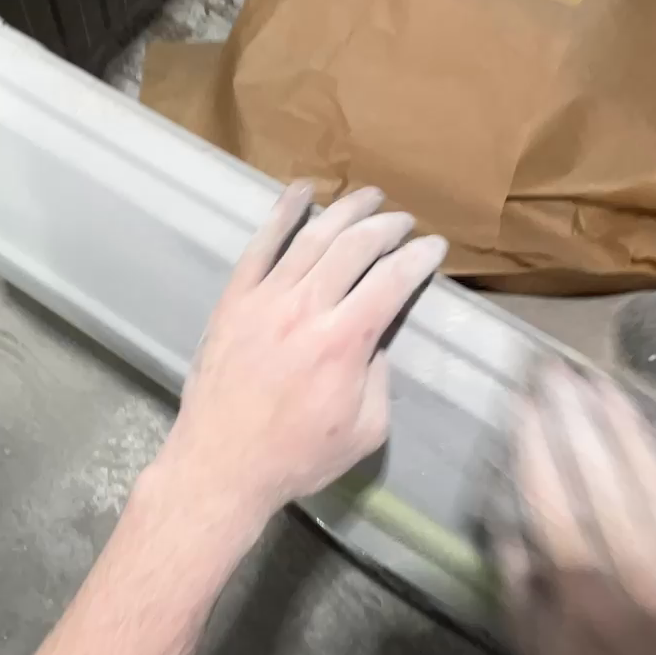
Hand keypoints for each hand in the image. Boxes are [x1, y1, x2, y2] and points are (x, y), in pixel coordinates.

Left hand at [154, 181, 446, 528]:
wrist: (221, 463)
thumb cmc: (297, 456)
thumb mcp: (365, 431)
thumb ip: (381, 378)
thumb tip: (378, 337)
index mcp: (344, 342)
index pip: (392, 281)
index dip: (420, 258)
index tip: (434, 247)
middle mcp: (307, 308)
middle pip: (355, 247)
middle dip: (387, 227)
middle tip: (404, 221)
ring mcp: (266, 298)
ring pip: (312, 237)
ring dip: (345, 210)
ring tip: (369, 196)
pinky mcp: (235, 299)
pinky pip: (260, 246)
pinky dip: (281, 213)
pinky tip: (300, 190)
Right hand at [491, 360, 655, 654]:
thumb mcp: (534, 650)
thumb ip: (517, 582)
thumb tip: (506, 519)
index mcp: (582, 593)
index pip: (552, 500)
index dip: (536, 444)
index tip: (524, 401)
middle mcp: (637, 576)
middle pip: (606, 481)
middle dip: (580, 418)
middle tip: (562, 372)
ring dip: (630, 430)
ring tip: (607, 385)